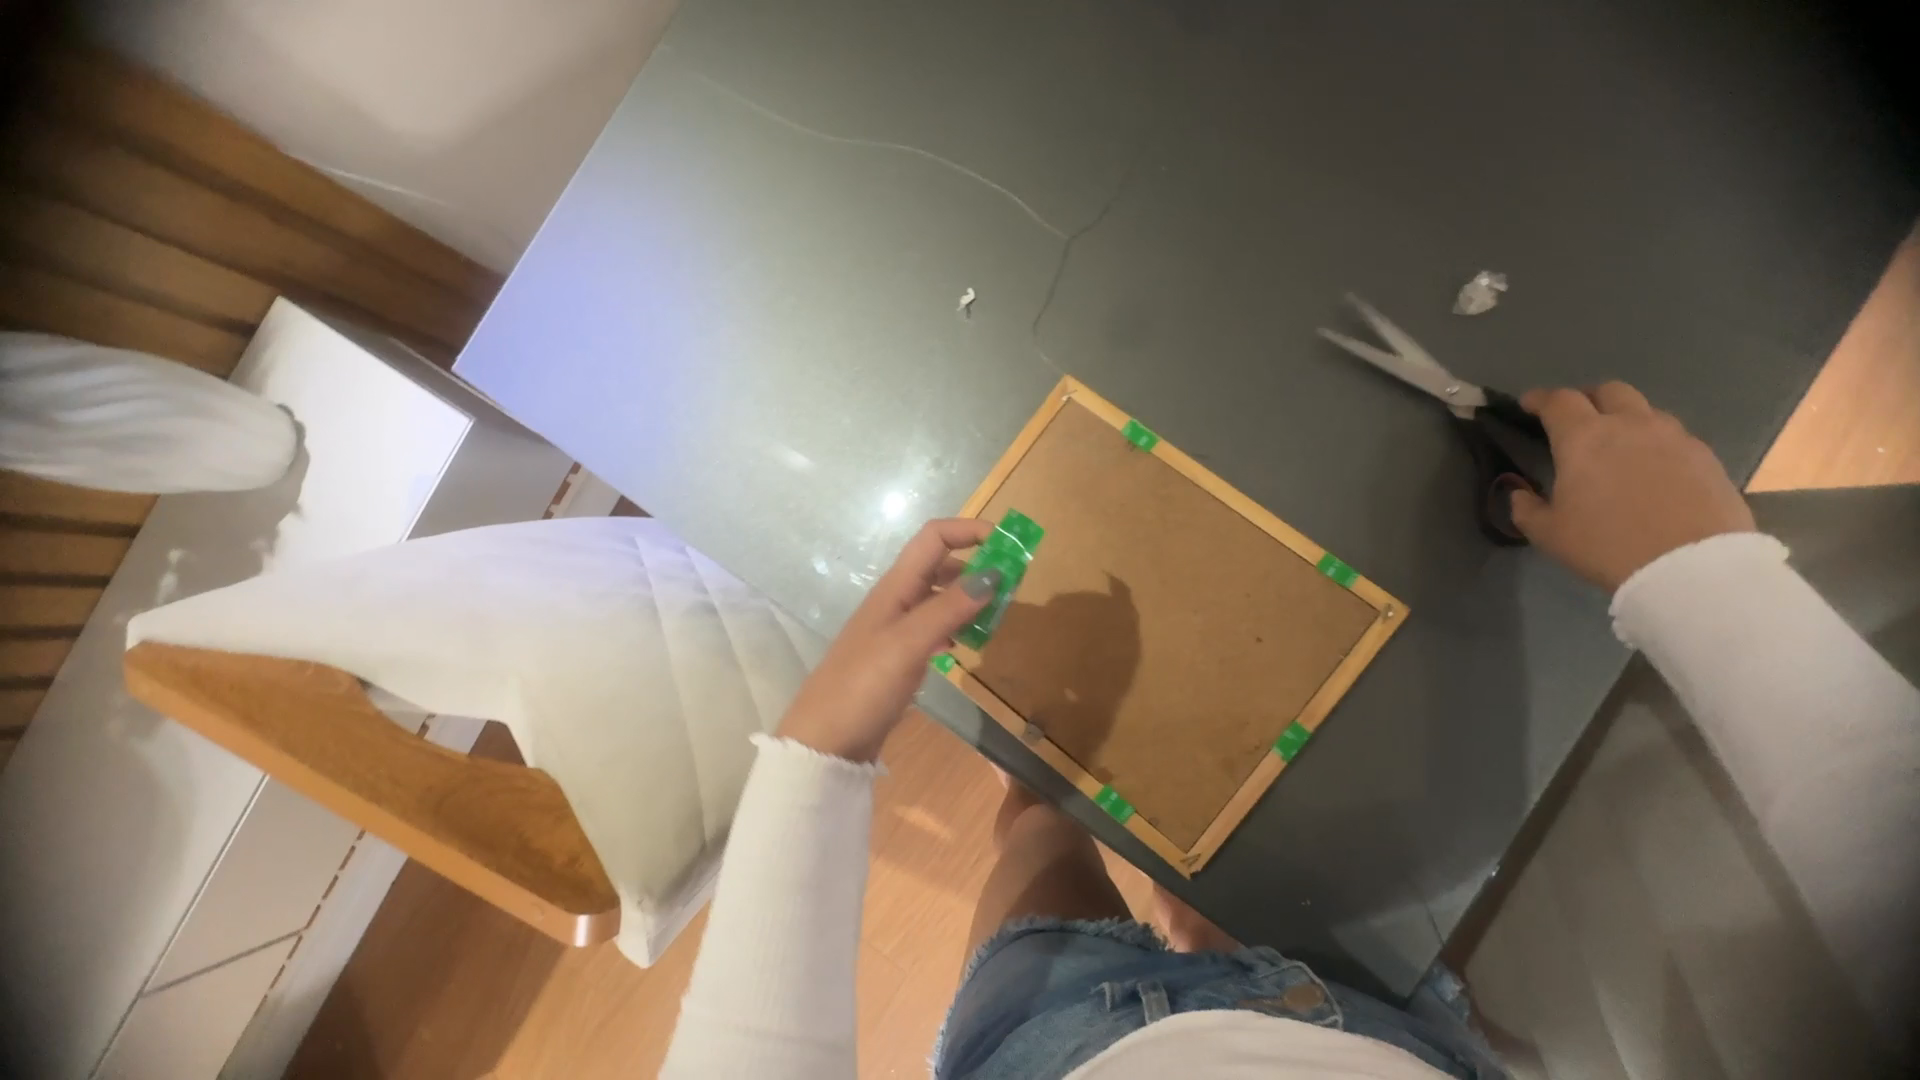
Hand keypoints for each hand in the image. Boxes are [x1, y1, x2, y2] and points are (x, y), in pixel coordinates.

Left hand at [776, 518, 1001, 761]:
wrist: (825, 741)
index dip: (970, 530)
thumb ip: (949, 608)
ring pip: (940, 598)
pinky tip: (968, 644)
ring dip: (971, 598)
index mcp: (895, 587)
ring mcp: (896, 630)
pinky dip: (957, 627)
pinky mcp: (899, 658)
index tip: (1010, 545)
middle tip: (1014, 586)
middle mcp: (896, 600)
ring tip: (999, 615)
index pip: (934, 538)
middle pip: (940, 565)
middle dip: (978, 566)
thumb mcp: (909, 643)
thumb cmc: (863, 686)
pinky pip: (935, 629)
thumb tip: (994, 574)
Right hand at [1511, 382, 1754, 591]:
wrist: (1690, 565)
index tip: (1528, 405)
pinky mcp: (1705, 456)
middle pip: (1608, 391)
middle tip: (1575, 420)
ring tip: (1616, 443)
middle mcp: (1630, 425)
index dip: (1540, 399)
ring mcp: (1673, 437)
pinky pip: (1673, 435)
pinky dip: (1654, 441)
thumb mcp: (1547, 532)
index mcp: (1583, 438)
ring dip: (1625, 418)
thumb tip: (1519, 492)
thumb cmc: (1605, 544)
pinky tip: (1649, 467)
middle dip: (1587, 399)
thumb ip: (1526, 507)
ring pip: (1645, 410)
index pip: (1558, 401)